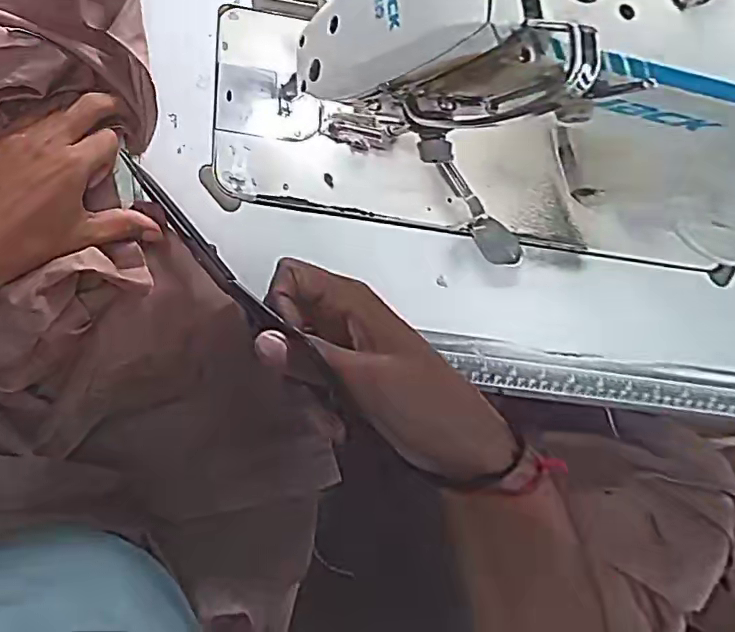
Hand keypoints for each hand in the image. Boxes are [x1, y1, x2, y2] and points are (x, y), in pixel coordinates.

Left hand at [0, 93, 159, 310]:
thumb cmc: (24, 244)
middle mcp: (48, 142)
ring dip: (73, 116)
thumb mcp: (78, 235)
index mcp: (72, 164)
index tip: (107, 164)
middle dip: (107, 106)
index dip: (114, 149)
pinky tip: (43, 145)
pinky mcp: (0, 139)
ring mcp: (21, 136)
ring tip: (74, 138)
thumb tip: (153, 227)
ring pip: (58, 109)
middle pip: (89, 104)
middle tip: (112, 115)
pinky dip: (44, 123)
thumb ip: (120, 225)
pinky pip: (29, 118)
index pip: (109, 137)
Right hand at [254, 258, 516, 479]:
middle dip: (287, 354)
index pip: (290, 276)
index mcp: (352, 300)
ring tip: (324, 411)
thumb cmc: (436, 408)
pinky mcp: (345, 373)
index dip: (279, 305)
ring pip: (294, 349)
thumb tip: (263, 340)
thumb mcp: (364, 379)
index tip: (285, 342)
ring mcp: (344, 345)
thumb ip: (308, 356)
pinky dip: (313, 399)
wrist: (471, 458)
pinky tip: (332, 420)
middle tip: (302, 381)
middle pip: (286, 315)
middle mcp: (344, 316)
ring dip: (301, 384)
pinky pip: (309, 375)